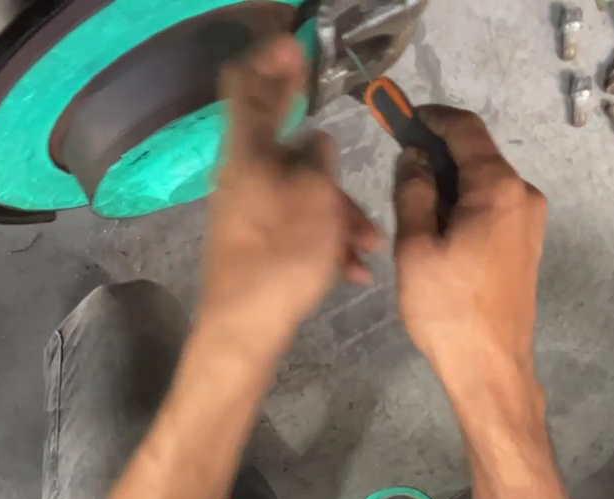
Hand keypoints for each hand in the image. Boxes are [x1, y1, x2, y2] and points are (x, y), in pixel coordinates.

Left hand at [197, 36, 379, 361]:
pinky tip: (353, 271)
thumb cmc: (280, 258)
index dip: (270, 60)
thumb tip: (315, 140)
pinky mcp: (256, 252)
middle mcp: (243, 180)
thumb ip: (318, 159)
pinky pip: (296, 233)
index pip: (244, 85)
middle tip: (344, 149)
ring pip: (300, 198)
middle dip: (327, 158)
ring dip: (338, 215)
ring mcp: (248, 218)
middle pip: (286, 148)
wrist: (244, 332)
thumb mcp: (315, 197)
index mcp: (247, 153)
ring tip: (370, 246)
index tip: (300, 50)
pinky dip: (325, 244)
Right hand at [393, 106, 546, 387]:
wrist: (490, 366)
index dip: (432, 118)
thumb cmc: (447, 310)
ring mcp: (530, 221)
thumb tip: (415, 158)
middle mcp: (523, 194)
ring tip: (412, 220)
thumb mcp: (416, 249)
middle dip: (436, 159)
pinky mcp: (526, 246)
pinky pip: (490, 211)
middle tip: (397, 178)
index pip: (466, 130)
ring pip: (482, 187)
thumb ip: (413, 194)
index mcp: (498, 188)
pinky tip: (438, 238)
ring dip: (448, 189)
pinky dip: (463, 210)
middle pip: (476, 158)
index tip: (402, 116)